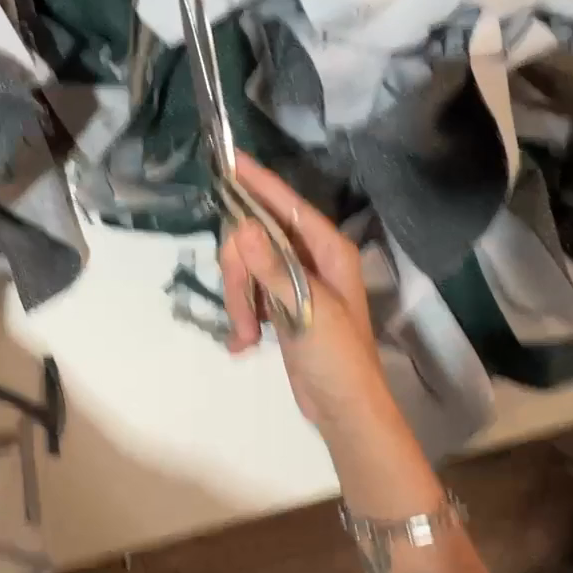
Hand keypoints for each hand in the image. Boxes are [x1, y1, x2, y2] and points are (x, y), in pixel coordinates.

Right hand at [220, 154, 386, 437]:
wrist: (345, 414)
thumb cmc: (338, 360)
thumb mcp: (306, 311)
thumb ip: (272, 268)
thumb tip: (242, 226)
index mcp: (327, 250)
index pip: (285, 204)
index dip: (257, 180)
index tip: (227, 158)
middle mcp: (309, 257)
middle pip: (253, 237)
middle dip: (239, 272)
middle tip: (241, 311)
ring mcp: (293, 279)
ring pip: (245, 264)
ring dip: (238, 300)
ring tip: (246, 335)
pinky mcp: (279, 302)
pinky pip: (247, 289)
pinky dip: (240, 314)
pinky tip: (244, 342)